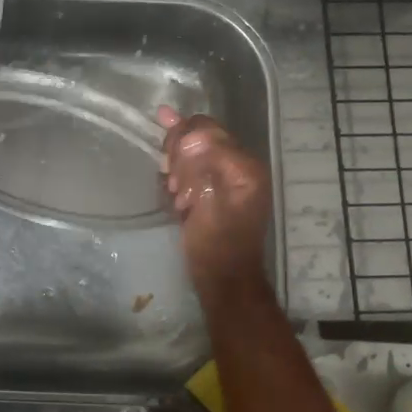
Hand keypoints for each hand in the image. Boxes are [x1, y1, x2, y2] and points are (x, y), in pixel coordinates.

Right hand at [157, 106, 271, 288]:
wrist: (224, 280)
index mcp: (245, 167)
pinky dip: (183, 175)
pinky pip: (197, 168)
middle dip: (180, 150)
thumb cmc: (215, 246)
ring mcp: (232, 179)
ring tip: (174, 189)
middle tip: (171, 180)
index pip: (208, 131)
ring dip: (179, 164)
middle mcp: (243, 167)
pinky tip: (176, 191)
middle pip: (204, 137)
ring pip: (198, 151)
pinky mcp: (220, 190)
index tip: (166, 164)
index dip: (182, 138)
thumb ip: (201, 167)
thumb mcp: (207, 205)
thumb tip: (190, 135)